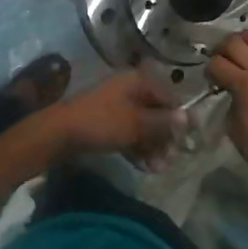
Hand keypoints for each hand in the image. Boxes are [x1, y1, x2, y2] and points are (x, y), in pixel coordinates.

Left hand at [41, 70, 182, 165]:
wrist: (59, 133)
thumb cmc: (101, 123)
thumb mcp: (136, 124)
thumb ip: (163, 122)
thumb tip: (188, 117)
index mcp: (137, 81)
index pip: (168, 96)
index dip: (179, 118)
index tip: (186, 140)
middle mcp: (129, 88)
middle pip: (156, 112)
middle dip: (164, 137)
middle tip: (169, 160)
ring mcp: (116, 105)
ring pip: (143, 125)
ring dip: (152, 146)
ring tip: (157, 168)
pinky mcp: (106, 122)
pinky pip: (129, 133)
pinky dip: (138, 147)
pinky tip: (144, 166)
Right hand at [209, 32, 247, 189]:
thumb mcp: (232, 124)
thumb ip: (228, 98)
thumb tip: (227, 86)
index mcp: (244, 84)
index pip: (217, 63)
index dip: (209, 70)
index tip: (210, 79)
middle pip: (234, 42)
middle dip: (222, 49)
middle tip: (221, 63)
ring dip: (241, 42)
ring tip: (237, 54)